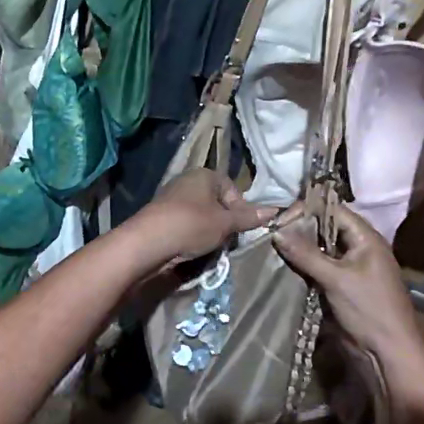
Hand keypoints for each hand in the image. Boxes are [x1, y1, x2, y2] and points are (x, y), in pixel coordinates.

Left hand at [126, 169, 276, 268]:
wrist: (148, 242)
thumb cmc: (192, 225)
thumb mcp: (225, 223)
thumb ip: (249, 218)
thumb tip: (275, 211)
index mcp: (204, 174)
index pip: (233, 190)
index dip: (240, 210)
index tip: (240, 228)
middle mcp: (187, 180)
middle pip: (217, 203)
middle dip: (224, 222)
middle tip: (226, 240)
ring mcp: (172, 198)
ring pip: (201, 215)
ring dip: (208, 231)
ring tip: (209, 247)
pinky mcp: (161, 216)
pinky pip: (185, 224)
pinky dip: (191, 236)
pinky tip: (191, 249)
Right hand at [273, 201, 423, 391]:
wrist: (388, 354)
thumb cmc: (369, 309)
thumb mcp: (336, 279)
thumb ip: (305, 254)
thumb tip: (276, 230)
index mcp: (366, 238)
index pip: (333, 211)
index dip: (306, 210)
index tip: (279, 220)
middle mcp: (359, 248)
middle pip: (325, 228)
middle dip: (299, 229)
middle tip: (271, 234)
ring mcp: (350, 269)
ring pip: (320, 250)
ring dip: (299, 250)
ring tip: (272, 249)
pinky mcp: (342, 287)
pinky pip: (319, 269)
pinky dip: (303, 267)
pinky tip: (283, 268)